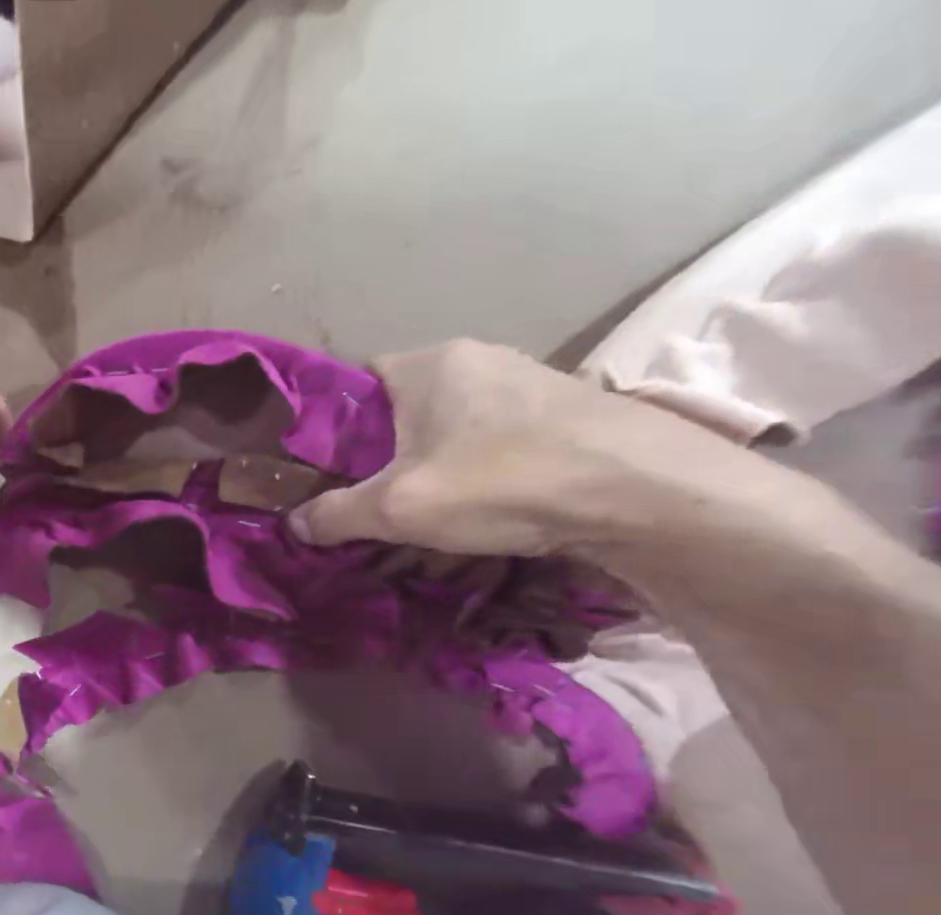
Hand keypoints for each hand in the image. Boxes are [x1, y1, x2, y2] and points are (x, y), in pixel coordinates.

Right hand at [286, 340, 734, 555]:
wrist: (653, 495)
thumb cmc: (503, 483)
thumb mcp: (397, 508)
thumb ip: (334, 514)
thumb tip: (296, 523)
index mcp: (427, 362)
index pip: (353, 380)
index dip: (331, 423)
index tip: (326, 467)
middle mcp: (476, 356)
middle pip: (400, 402)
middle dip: (381, 447)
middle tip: (371, 492)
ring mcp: (529, 377)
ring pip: (449, 418)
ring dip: (430, 456)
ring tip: (427, 501)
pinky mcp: (567, 407)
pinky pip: (494, 430)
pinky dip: (476, 460)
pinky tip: (486, 498)